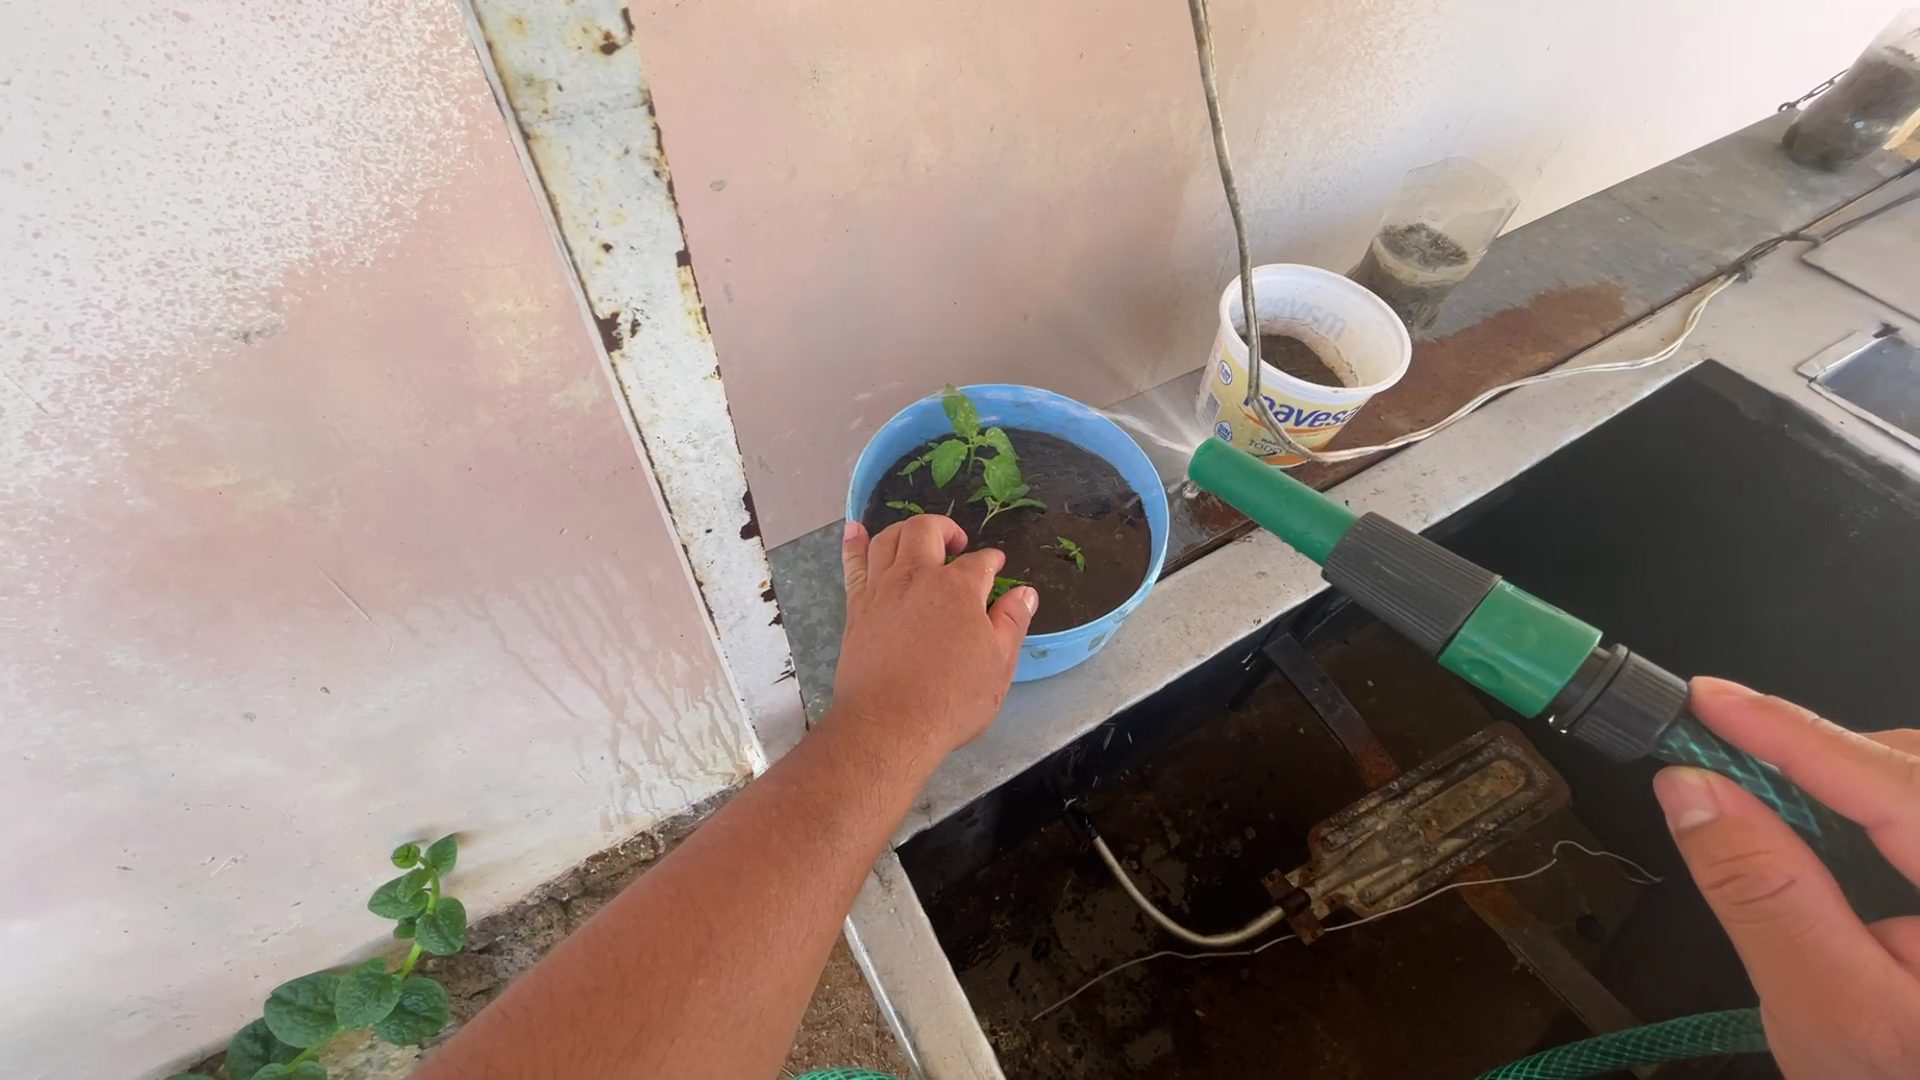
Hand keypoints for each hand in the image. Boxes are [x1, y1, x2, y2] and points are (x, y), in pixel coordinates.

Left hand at [829, 516, 1037, 759]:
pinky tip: (856, 530)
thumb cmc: (952, 699)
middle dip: (946, 530)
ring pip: (889, 538)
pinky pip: (853, 563)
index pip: (980, 562)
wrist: (889, 724)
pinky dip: (854, 542)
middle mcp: (918, 577)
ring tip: (918, 541)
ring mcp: (883, 589)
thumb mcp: (999, 665)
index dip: (992, 561)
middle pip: (928, 531)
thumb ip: (1012, 622)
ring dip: (906, 531)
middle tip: (957, 545)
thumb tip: (1025, 593)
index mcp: (959, 589)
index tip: (996, 567)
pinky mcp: (857, 606)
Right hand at [1653, 678, 1919, 1078]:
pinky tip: (1836, 852)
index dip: (1791, 732)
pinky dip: (1871, 813)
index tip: (1706, 697)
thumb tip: (1690, 788)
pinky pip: (1917, 817)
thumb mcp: (1832, 1014)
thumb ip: (1761, 894)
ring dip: (1842, 786)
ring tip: (1776, 828)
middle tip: (1723, 777)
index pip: (1896, 790)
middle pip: (1917, 772)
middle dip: (1818, 758)